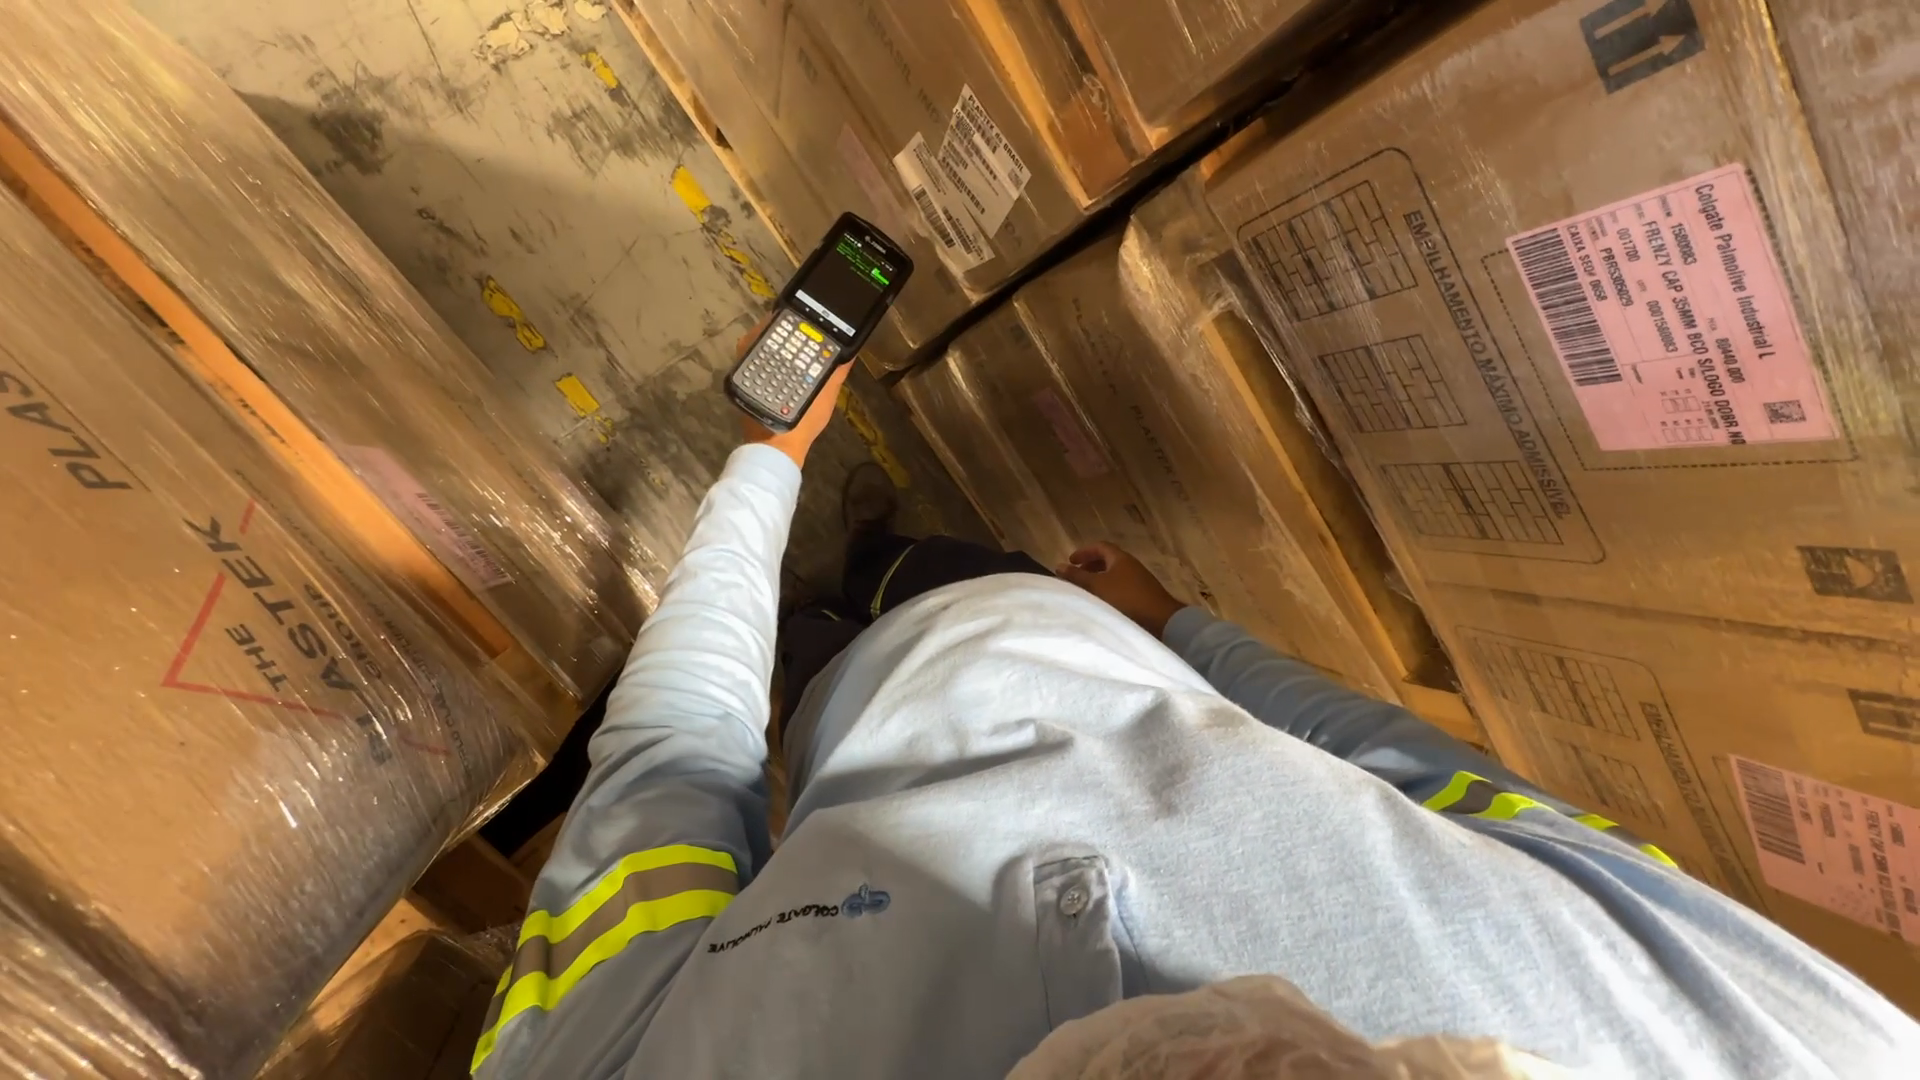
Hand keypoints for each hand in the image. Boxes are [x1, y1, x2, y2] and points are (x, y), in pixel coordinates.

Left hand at [737, 319, 850, 467]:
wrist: (776, 450)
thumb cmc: (799, 422)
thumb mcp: (823, 396)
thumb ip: (835, 373)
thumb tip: (848, 354)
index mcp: (762, 356)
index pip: (772, 326)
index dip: (789, 320)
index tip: (805, 319)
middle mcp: (749, 362)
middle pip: (766, 337)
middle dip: (785, 334)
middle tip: (806, 333)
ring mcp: (747, 375)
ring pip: (762, 351)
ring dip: (779, 347)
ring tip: (800, 348)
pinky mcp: (748, 388)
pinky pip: (761, 366)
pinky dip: (774, 362)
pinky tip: (790, 367)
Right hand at [1056, 542, 1186, 636]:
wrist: (1161, 620)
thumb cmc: (1126, 598)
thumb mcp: (1097, 586)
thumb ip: (1077, 576)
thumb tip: (1059, 566)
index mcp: (1120, 558)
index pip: (1100, 547)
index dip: (1084, 552)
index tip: (1071, 561)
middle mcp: (1131, 565)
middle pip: (1107, 560)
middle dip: (1090, 566)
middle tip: (1077, 576)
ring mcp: (1139, 580)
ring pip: (1114, 574)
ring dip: (1099, 580)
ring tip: (1087, 592)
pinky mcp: (1143, 595)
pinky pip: (1121, 587)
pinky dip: (1108, 590)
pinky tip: (1103, 603)